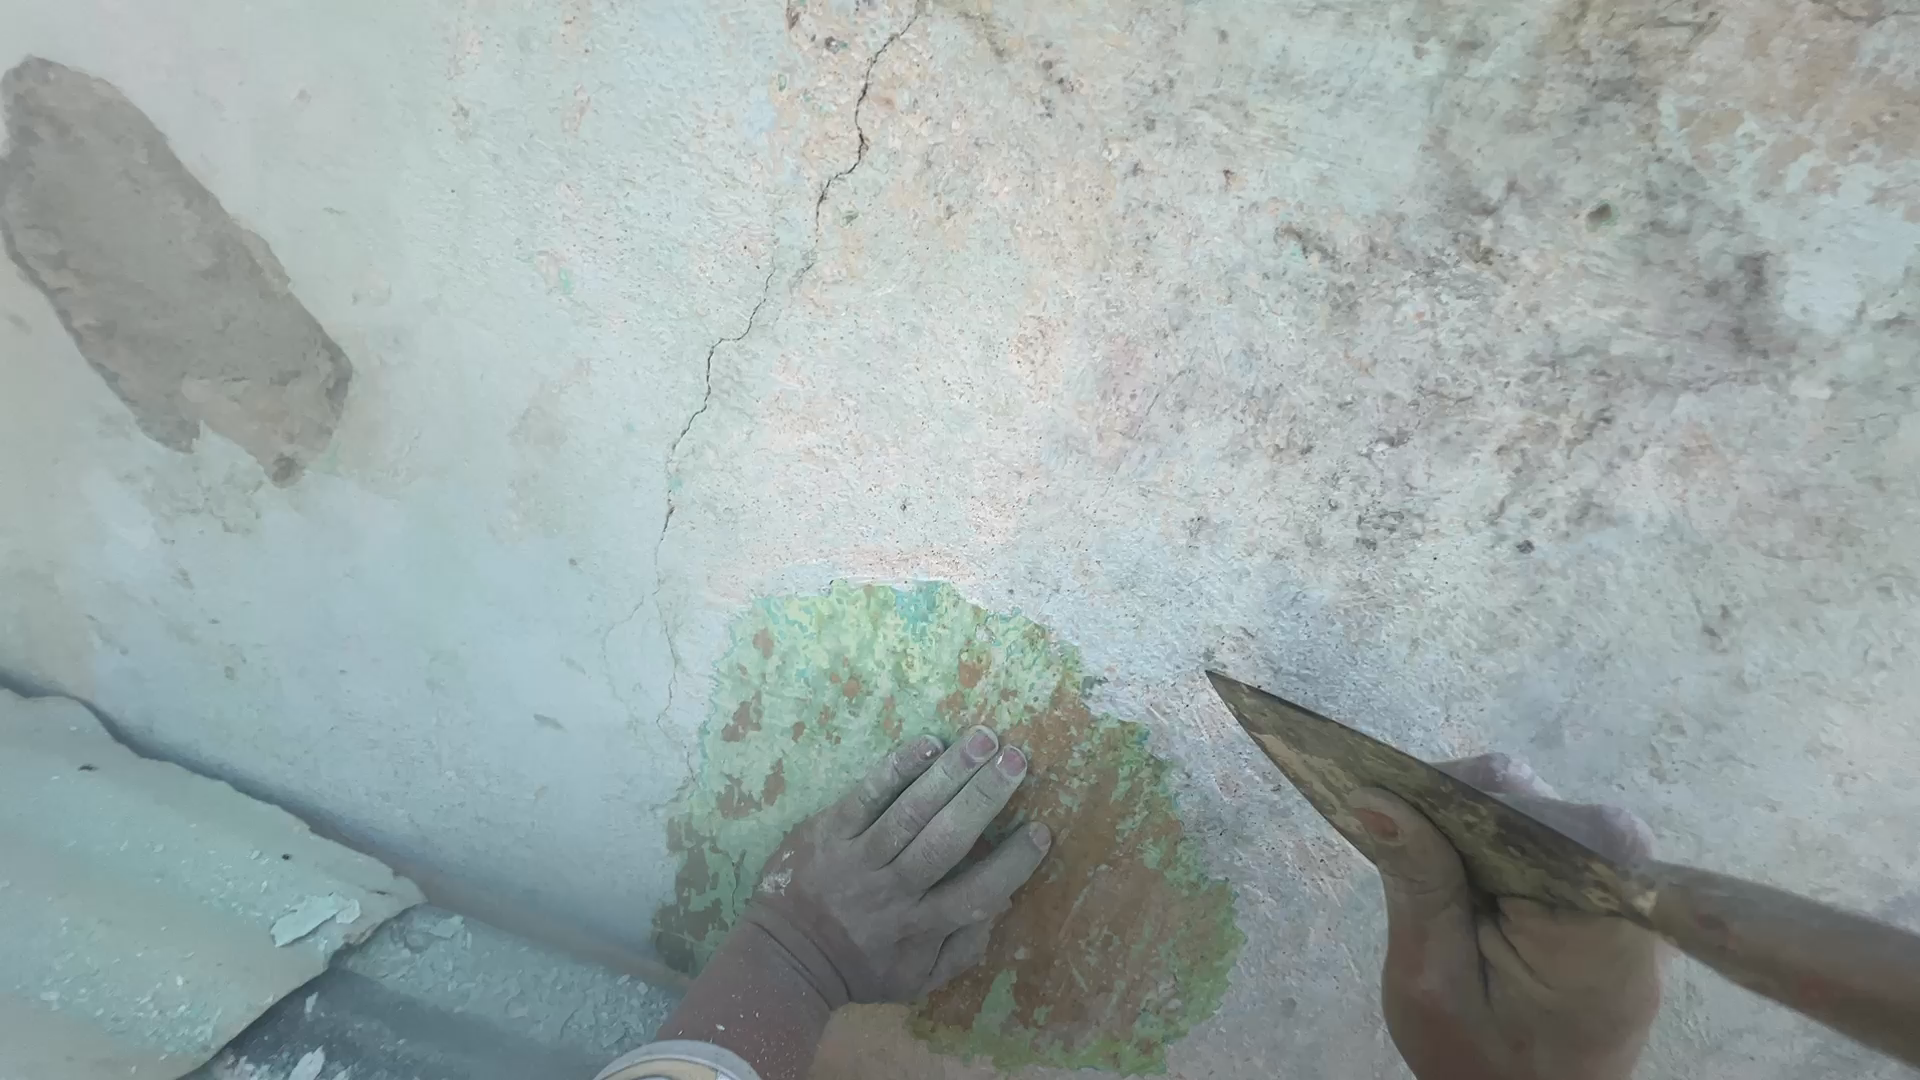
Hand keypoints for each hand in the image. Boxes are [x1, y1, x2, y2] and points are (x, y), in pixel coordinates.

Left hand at [741, 726, 1051, 1006]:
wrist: (784, 958)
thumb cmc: (862, 965)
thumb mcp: (917, 980)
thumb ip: (962, 950)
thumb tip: (1002, 903)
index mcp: (920, 927)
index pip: (977, 894)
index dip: (1013, 864)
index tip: (1042, 830)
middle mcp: (894, 889)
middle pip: (947, 840)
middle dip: (985, 797)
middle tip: (1017, 760)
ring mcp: (859, 856)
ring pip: (911, 811)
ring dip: (950, 772)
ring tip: (984, 739)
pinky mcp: (830, 830)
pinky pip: (867, 795)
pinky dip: (897, 769)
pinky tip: (928, 744)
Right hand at [1350, 754, 1661, 1079]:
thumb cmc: (1476, 1062)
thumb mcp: (1428, 982)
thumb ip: (1418, 886)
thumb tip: (1377, 797)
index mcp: (1600, 940)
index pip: (1567, 832)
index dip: (1490, 799)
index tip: (1413, 801)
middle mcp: (1625, 910)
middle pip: (1556, 809)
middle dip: (1470, 798)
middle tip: (1403, 820)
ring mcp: (1612, 900)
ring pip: (1546, 811)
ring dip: (1473, 809)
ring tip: (1419, 837)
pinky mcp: (1587, 895)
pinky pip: (1540, 832)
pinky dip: (1483, 826)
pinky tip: (1445, 849)